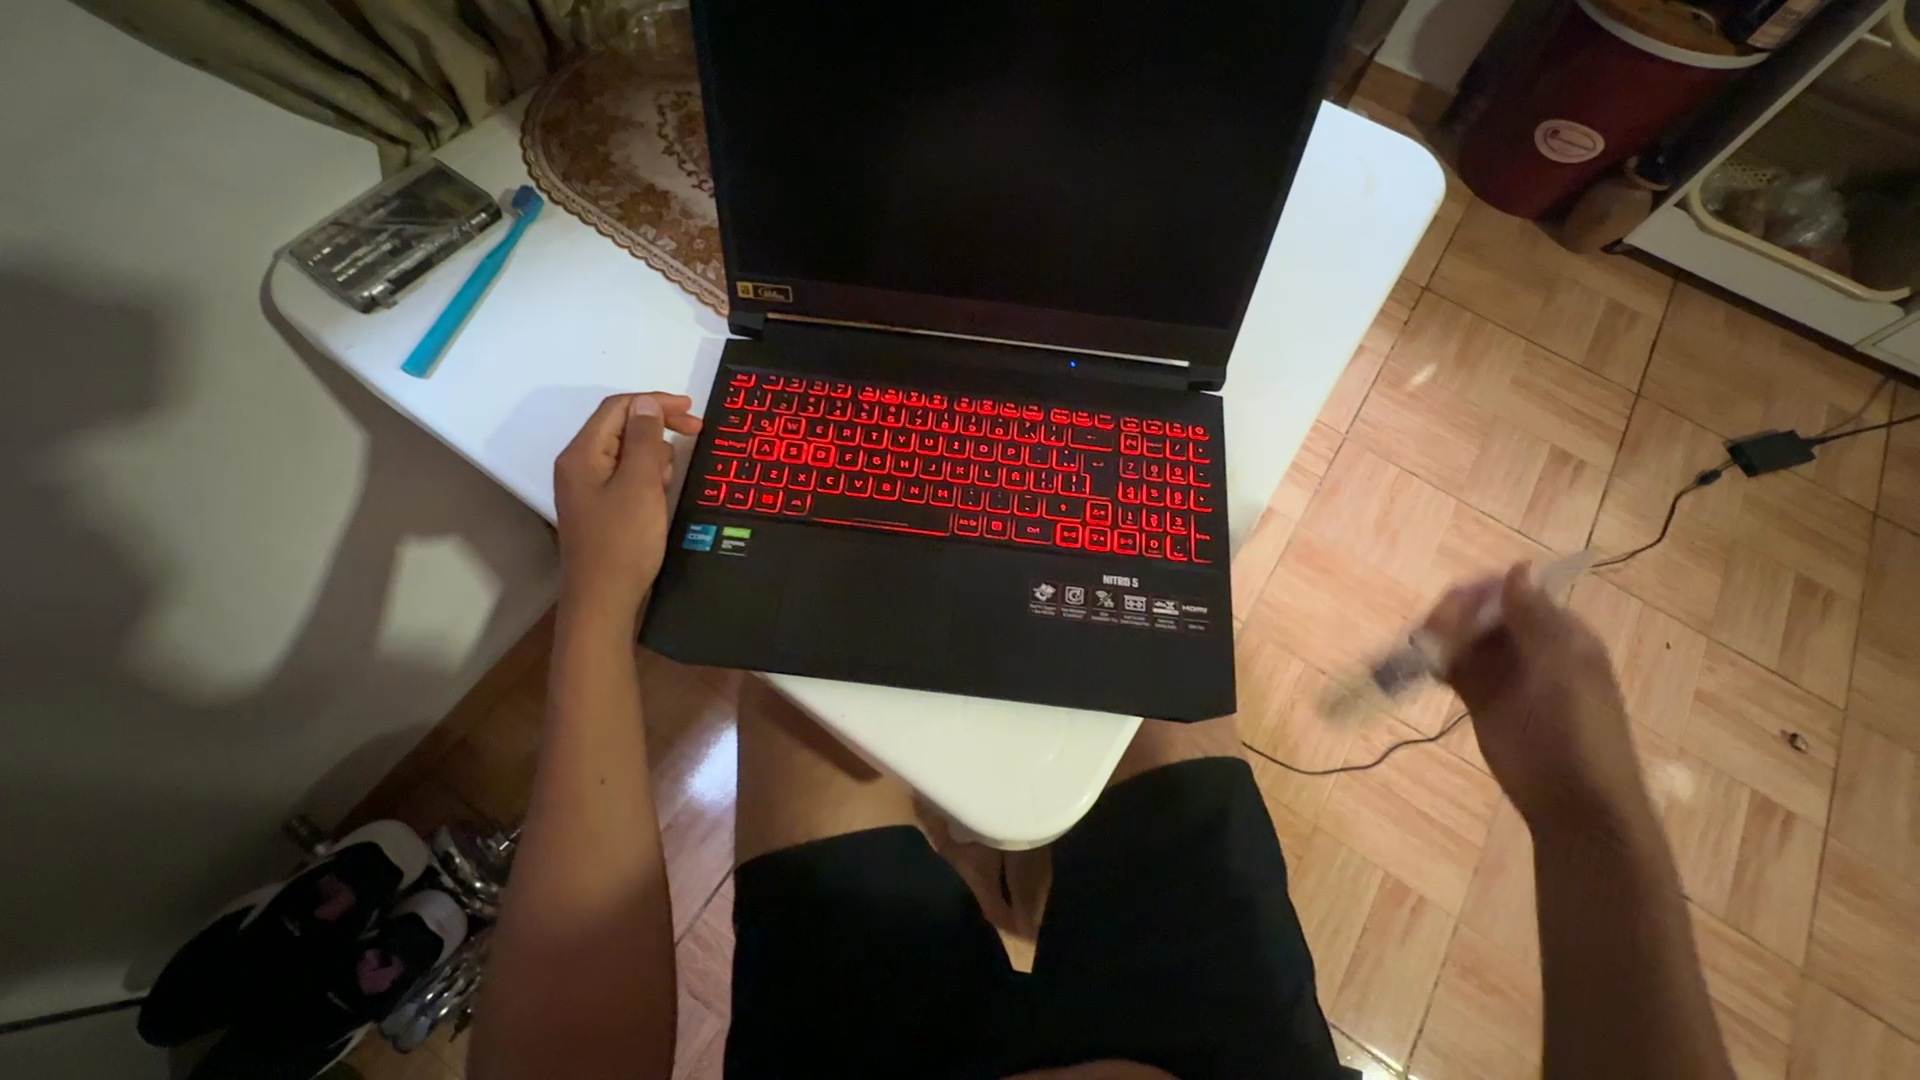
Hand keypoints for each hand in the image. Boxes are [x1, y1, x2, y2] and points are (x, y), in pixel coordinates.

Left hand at [553, 392, 702, 626]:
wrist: (603, 599)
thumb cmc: (624, 542)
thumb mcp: (641, 485)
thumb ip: (645, 440)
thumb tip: (646, 403)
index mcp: (583, 454)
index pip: (618, 409)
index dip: (656, 403)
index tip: (693, 412)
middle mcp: (579, 465)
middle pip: (619, 427)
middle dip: (658, 426)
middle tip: (697, 433)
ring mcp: (587, 487)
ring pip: (625, 452)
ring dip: (654, 453)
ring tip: (673, 474)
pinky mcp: (599, 507)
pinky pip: (625, 475)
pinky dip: (647, 474)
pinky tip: (662, 491)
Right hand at [1427, 563, 1651, 838]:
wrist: (1573, 802)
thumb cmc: (1576, 734)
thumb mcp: (1561, 672)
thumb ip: (1536, 620)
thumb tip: (1516, 567)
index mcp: (1559, 633)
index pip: (1510, 594)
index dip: (1477, 596)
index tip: (1450, 613)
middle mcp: (1529, 645)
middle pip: (1479, 613)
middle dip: (1451, 617)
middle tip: (1428, 638)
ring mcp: (1503, 672)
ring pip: (1462, 638)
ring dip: (1438, 638)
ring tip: (1419, 654)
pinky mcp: (1480, 697)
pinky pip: (1452, 666)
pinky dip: (1433, 661)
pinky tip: (1419, 666)